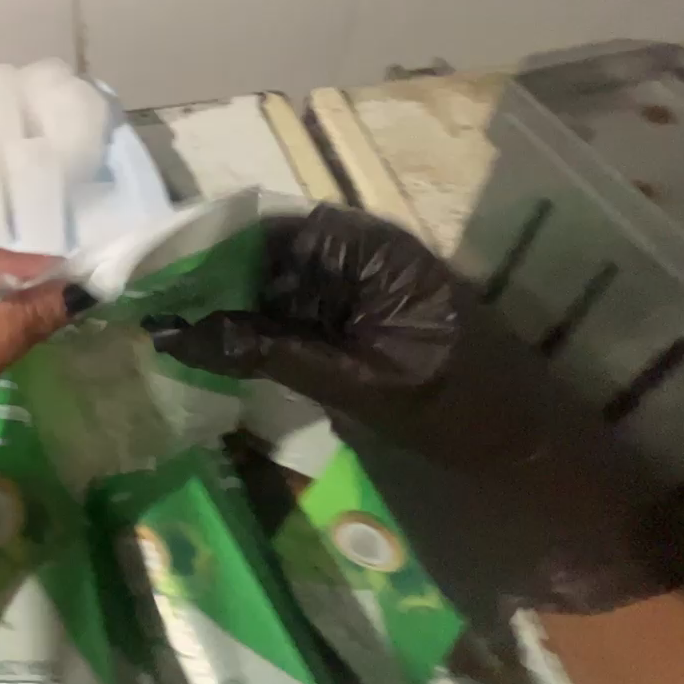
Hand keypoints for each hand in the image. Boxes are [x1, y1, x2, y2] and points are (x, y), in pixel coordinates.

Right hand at [149, 205, 683, 613]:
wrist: (539, 458)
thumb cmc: (461, 410)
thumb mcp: (354, 381)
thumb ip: (260, 351)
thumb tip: (168, 334)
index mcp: (365, 246)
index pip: (262, 226)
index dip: (202, 244)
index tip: (149, 270)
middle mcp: (352, 249)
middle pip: (256, 249)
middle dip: (203, 275)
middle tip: (145, 299)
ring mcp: (347, 280)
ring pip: (262, 279)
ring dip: (219, 300)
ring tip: (162, 316)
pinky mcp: (344, 312)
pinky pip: (280, 305)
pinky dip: (245, 322)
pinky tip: (205, 339)